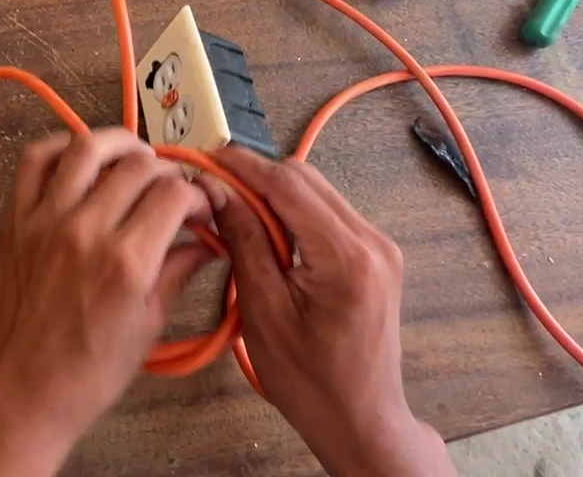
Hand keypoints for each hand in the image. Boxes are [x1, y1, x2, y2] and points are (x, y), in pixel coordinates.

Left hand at [0, 129, 213, 476]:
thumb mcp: (146, 331)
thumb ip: (177, 274)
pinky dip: (62, 146)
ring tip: (133, 157)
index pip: (174, 194)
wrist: (13, 390)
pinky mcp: (15, 215)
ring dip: (118, 143)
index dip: (196, 194)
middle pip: (138, 165)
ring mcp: (45, 217)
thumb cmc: (84, 375)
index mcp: (127, 263)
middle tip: (171, 187)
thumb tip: (207, 241)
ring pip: (86, 147)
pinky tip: (80, 158)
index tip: (200, 207)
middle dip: (166, 169)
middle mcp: (86, 228)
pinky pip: (36, 158)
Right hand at [200, 147, 453, 476]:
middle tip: (213, 186)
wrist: (362, 422)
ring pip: (313, 187)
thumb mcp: (262, 308)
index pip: (286, 183)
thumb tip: (216, 189)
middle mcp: (372, 241)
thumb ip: (243, 239)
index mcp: (346, 257)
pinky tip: (264, 226)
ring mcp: (378, 245)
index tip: (204, 159)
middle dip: (254, 175)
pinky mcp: (374, 253)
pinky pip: (324, 208)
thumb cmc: (308, 378)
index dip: (241, 164)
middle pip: (302, 177)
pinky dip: (290, 207)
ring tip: (233, 207)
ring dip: (271, 190)